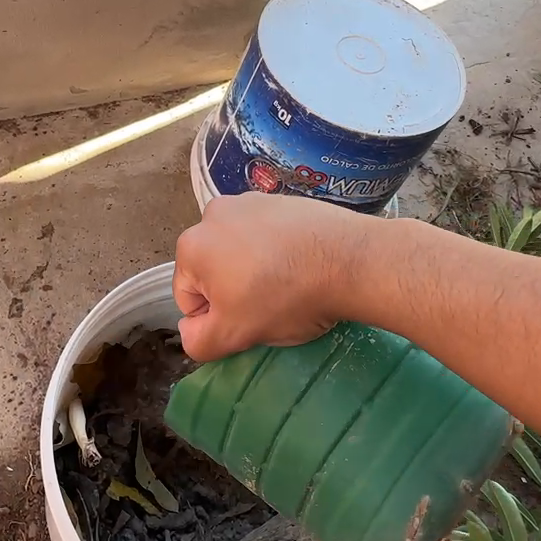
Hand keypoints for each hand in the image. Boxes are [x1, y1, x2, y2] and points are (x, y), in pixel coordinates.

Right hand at [172, 193, 381, 360]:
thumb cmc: (285, 298)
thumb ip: (198, 341)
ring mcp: (249, 201)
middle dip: (235, 290)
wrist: (351, 260)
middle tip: (270, 304)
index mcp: (191, 246)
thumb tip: (190, 330)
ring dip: (255, 269)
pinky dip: (278, 250)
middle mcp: (212, 214)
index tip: (249, 320)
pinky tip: (303, 264)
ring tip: (289, 284)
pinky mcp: (280, 199)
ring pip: (240, 251)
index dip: (216, 318)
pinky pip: (267, 234)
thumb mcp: (235, 334)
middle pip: (213, 270)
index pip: (189, 298)